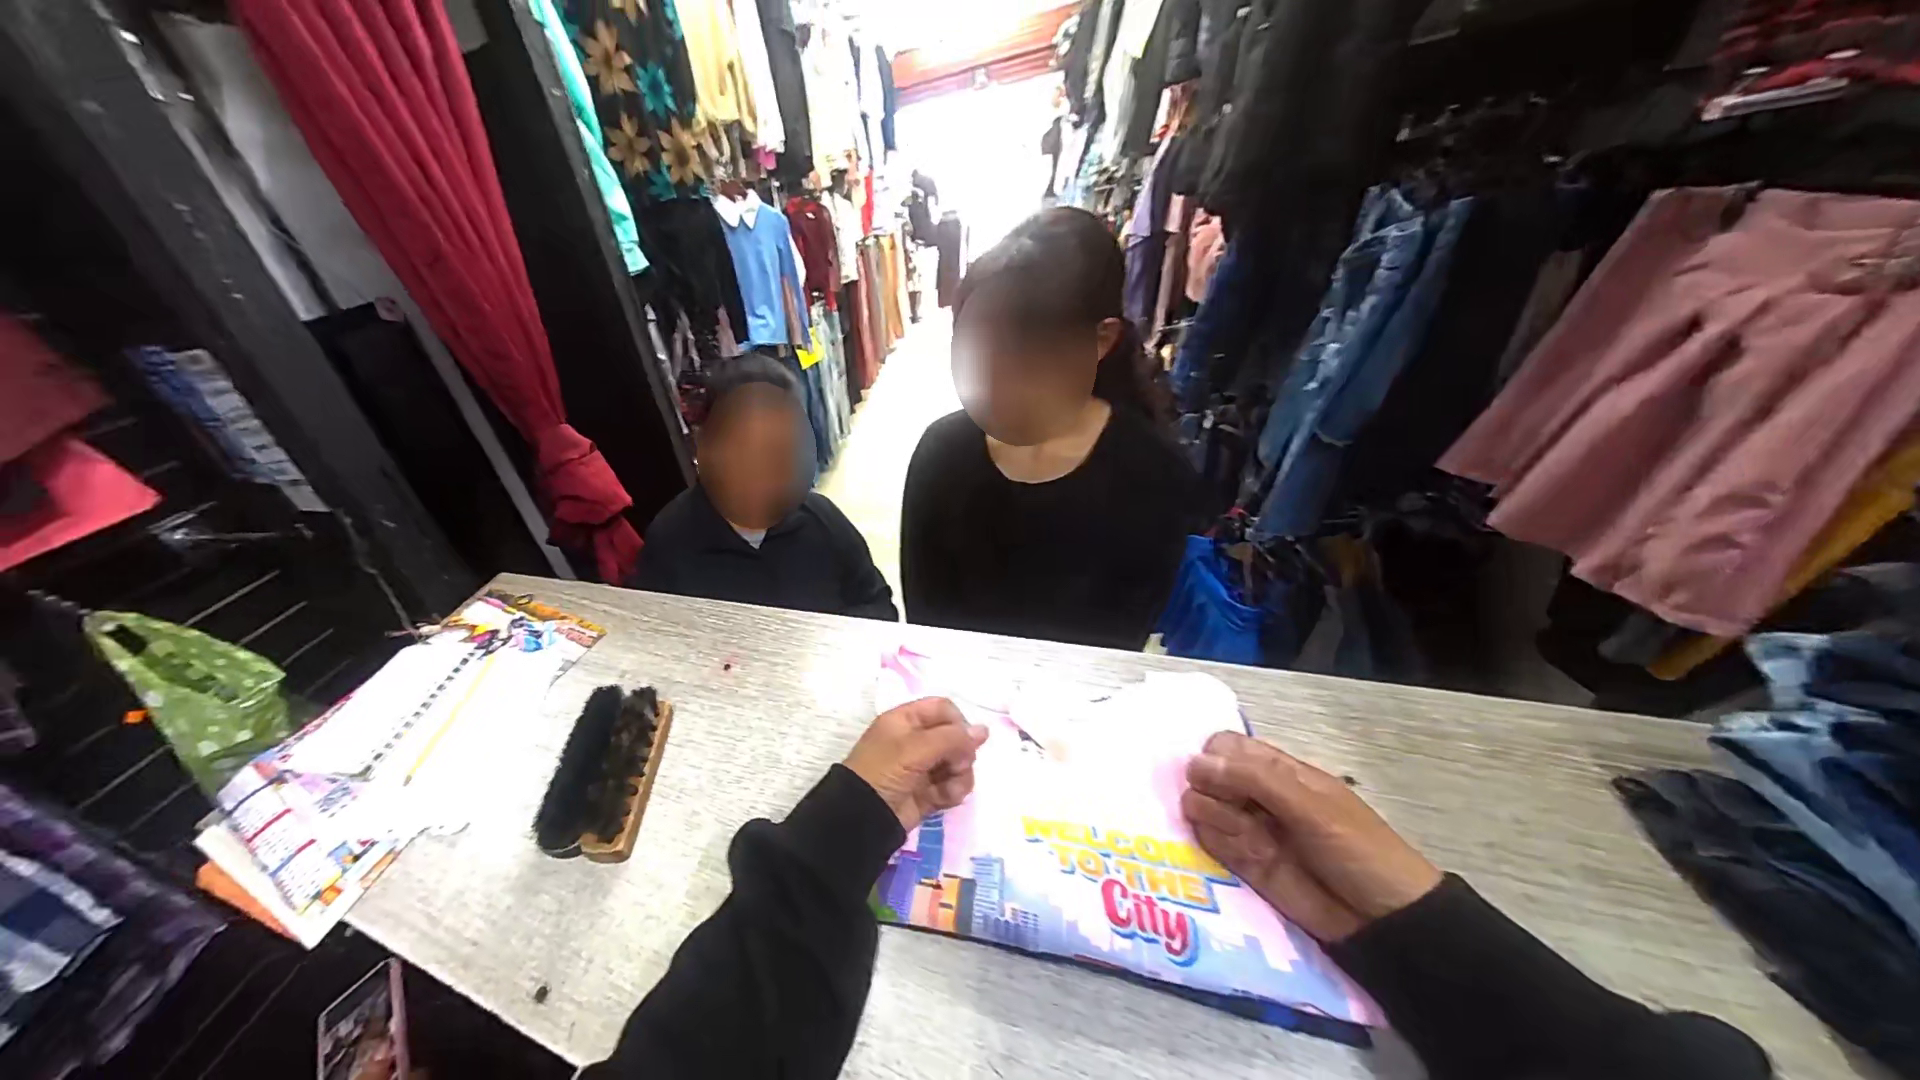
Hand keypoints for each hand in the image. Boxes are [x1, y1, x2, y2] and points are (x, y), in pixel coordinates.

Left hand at [844, 698, 988, 831]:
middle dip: (962, 752)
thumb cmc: (885, 770)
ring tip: (951, 787)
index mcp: (906, 720)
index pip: (943, 709)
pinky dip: (954, 791)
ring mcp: (923, 767)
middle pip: (955, 737)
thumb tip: (983, 730)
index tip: (964, 739)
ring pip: (958, 763)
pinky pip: (953, 785)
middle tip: (957, 765)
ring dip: (961, 775)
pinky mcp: (928, 792)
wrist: (862, 818)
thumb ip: (952, 737)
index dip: (958, 722)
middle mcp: (916, 740)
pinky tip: (947, 798)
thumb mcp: (916, 747)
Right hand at [1182, 732, 1441, 941]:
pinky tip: (1245, 855)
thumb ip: (1253, 779)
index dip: (1212, 756)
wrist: (1383, 922)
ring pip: (1201, 807)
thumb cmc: (1357, 849)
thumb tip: (1193, 763)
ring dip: (1215, 818)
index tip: (1215, 776)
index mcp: (1276, 770)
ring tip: (1248, 839)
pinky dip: (1218, 844)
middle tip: (1235, 808)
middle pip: (1205, 775)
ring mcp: (1247, 827)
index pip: (1224, 746)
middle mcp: (1254, 793)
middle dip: (1209, 788)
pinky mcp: (1242, 862)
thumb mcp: (1310, 806)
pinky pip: (1209, 842)